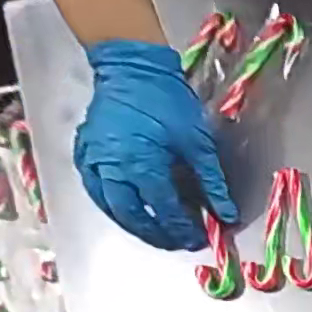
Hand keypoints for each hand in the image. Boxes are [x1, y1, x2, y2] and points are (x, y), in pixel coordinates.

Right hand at [74, 40, 238, 250]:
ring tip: (160, 235)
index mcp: (142, 163)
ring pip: (112, 209)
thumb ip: (212, 184)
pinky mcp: (84, 154)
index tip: (200, 239)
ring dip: (137, 227)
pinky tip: (133, 214)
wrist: (132, 69)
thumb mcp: (199, 144)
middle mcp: (112, 166)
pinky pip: (97, 192)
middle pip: (135, 216)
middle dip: (160, 235)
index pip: (165, 209)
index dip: (184, 229)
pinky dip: (116, 209)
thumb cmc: (167, 101)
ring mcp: (93, 161)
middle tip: (180, 243)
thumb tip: (227, 215)